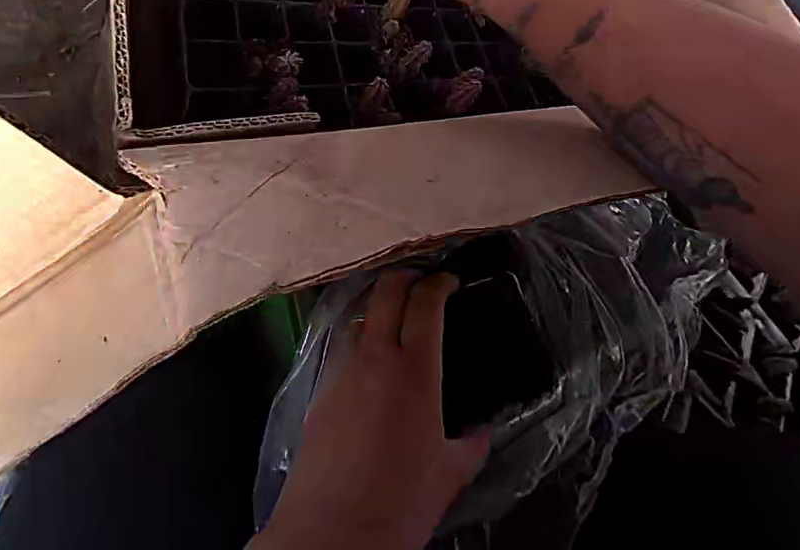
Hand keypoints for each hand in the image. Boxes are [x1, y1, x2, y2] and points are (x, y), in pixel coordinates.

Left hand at [253, 272, 488, 549]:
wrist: (327, 540)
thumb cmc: (398, 504)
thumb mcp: (449, 476)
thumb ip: (471, 445)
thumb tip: (482, 432)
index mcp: (413, 370)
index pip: (425, 302)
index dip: (439, 282)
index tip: (450, 282)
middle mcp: (374, 359)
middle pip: (385, 293)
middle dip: (405, 277)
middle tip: (421, 282)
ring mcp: (340, 375)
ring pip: (357, 319)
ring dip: (377, 311)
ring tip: (392, 325)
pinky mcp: (317, 397)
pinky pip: (339, 356)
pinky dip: (357, 349)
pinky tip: (367, 375)